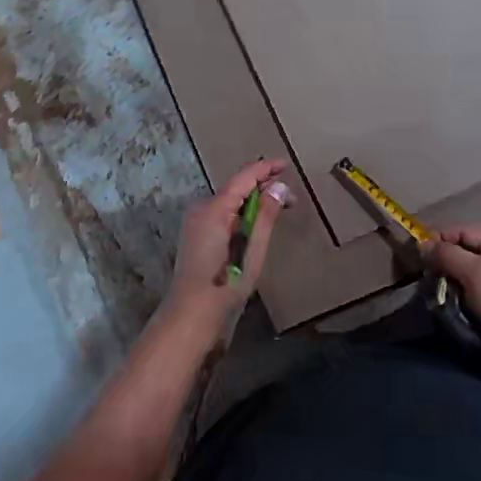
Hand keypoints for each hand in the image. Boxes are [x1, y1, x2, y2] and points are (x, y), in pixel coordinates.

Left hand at [170, 158, 295, 319]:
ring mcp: (196, 222)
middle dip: (263, 188)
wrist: (190, 315)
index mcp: (214, 209)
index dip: (265, 168)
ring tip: (278, 212)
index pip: (243, 178)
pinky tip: (255, 225)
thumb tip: (279, 186)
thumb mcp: (252, 251)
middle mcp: (201, 209)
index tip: (286, 165)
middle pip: (236, 188)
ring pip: (230, 202)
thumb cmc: (224, 285)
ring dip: (253, 203)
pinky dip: (241, 214)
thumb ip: (265, 216)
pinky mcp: (196, 235)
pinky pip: (222, 214)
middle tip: (290, 200)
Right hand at [428, 223, 480, 366]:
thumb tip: (423, 243)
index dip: (437, 240)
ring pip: (475, 269)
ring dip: (458, 280)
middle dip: (447, 262)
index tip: (418, 259)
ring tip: (447, 296)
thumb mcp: (473, 275)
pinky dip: (471, 292)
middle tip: (431, 280)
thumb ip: (446, 255)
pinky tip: (466, 306)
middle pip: (468, 248)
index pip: (461, 229)